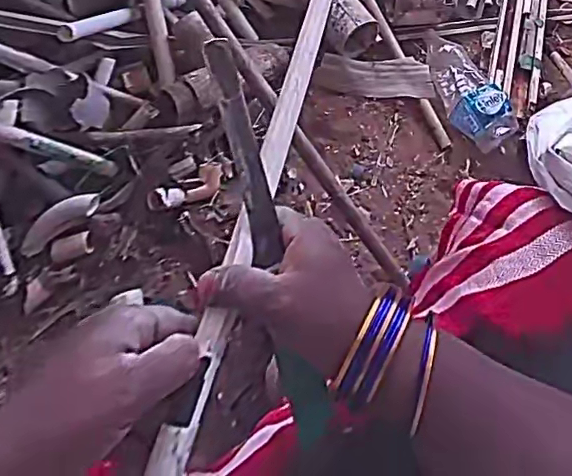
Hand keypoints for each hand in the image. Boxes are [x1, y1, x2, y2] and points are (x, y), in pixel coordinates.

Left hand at [0, 304, 201, 475]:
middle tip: (182, 428)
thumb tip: (201, 346)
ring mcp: (93, 374)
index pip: (180, 321)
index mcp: (123, 321)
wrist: (0, 471)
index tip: (213, 380)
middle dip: (176, 395)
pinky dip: (132, 435)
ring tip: (159, 451)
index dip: (199, 349)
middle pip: (164, 360)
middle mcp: (109, 340)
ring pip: (145, 394)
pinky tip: (132, 457)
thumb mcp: (131, 388)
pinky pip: (121, 416)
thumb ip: (174, 359)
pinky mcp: (80, 408)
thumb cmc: (58, 425)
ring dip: (156, 422)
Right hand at [196, 208, 372, 375]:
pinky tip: (270, 328)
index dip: (243, 238)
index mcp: (306, 230)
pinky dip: (276, 307)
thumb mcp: (273, 300)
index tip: (227, 264)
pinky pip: (288, 292)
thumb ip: (237, 285)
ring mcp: (320, 267)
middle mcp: (315, 242)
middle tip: (235, 297)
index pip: (265, 216)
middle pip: (267, 248)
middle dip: (249, 274)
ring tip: (252, 316)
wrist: (367, 355)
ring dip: (261, 295)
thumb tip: (204, 282)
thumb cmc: (325, 319)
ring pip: (275, 274)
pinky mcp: (322, 293)